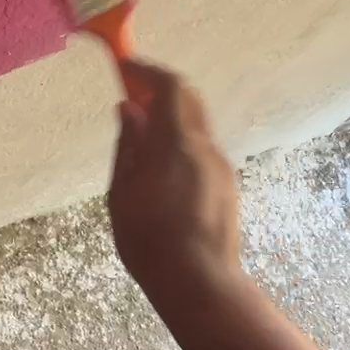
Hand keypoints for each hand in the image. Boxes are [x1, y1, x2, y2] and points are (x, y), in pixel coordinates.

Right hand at [107, 60, 244, 301]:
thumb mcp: (122, 192)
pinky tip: (162, 173)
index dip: (147, 71)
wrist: (198, 281)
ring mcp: (221, 166)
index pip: (169, 86)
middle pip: (189, 99)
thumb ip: (128, 145)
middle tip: (131, 99)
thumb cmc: (148, 239)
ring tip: (142, 141)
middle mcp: (205, 147)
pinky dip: (181, 143)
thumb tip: (128, 110)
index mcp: (177, 143)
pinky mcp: (227, 185)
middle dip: (160, 91)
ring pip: (196, 125)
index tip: (125, 68)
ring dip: (170, 119)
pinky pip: (202, 150)